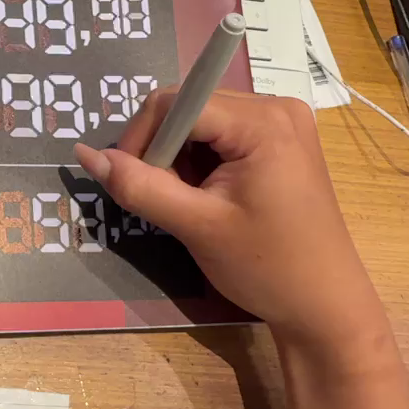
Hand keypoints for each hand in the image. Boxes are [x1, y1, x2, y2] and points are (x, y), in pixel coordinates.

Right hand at [72, 89, 388, 353]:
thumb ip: (139, 186)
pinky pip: (220, 135)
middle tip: (161, 199)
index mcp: (263, 121)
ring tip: (187, 203)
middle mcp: (276, 107)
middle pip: (188, 107)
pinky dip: (199, 162)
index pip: (176, 101)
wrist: (323, 306)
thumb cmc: (266, 266)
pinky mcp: (280, 142)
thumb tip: (84, 155)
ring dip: (178, 159)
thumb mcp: (195, 226)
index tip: (129, 181)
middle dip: (161, 150)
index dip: (141, 137)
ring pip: (200, 122)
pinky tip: (206, 197)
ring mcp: (281, 123)